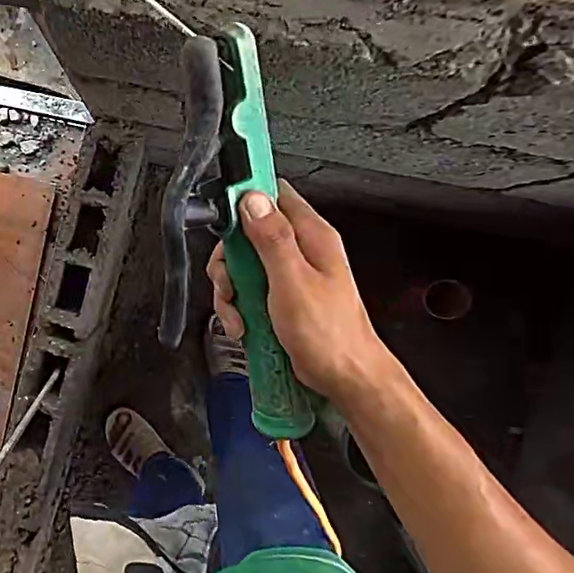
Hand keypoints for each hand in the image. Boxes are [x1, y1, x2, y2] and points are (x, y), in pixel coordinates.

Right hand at [207, 181, 399, 403]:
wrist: (346, 378)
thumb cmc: (331, 336)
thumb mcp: (293, 282)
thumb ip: (272, 239)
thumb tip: (253, 200)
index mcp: (310, 236)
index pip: (272, 193)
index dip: (244, 199)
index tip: (227, 224)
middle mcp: (300, 250)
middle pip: (246, 233)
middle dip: (229, 260)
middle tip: (232, 283)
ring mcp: (289, 274)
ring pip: (242, 265)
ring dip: (231, 290)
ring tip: (240, 312)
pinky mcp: (280, 297)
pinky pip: (248, 290)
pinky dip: (239, 307)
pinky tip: (245, 324)